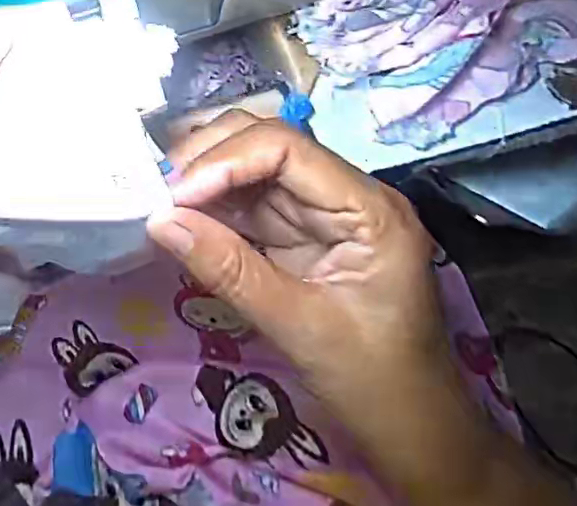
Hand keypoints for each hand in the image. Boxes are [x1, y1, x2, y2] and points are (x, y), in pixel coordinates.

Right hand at [147, 112, 574, 505]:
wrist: (417, 436)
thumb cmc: (378, 386)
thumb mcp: (300, 329)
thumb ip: (228, 270)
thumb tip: (159, 220)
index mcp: (369, 208)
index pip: (286, 148)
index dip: (225, 159)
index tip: (178, 193)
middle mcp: (344, 192)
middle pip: (265, 141)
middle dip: (208, 157)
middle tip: (161, 188)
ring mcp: (319, 206)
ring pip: (249, 161)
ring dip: (202, 173)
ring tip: (162, 196)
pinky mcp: (297, 226)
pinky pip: (244, 196)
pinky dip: (209, 199)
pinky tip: (181, 210)